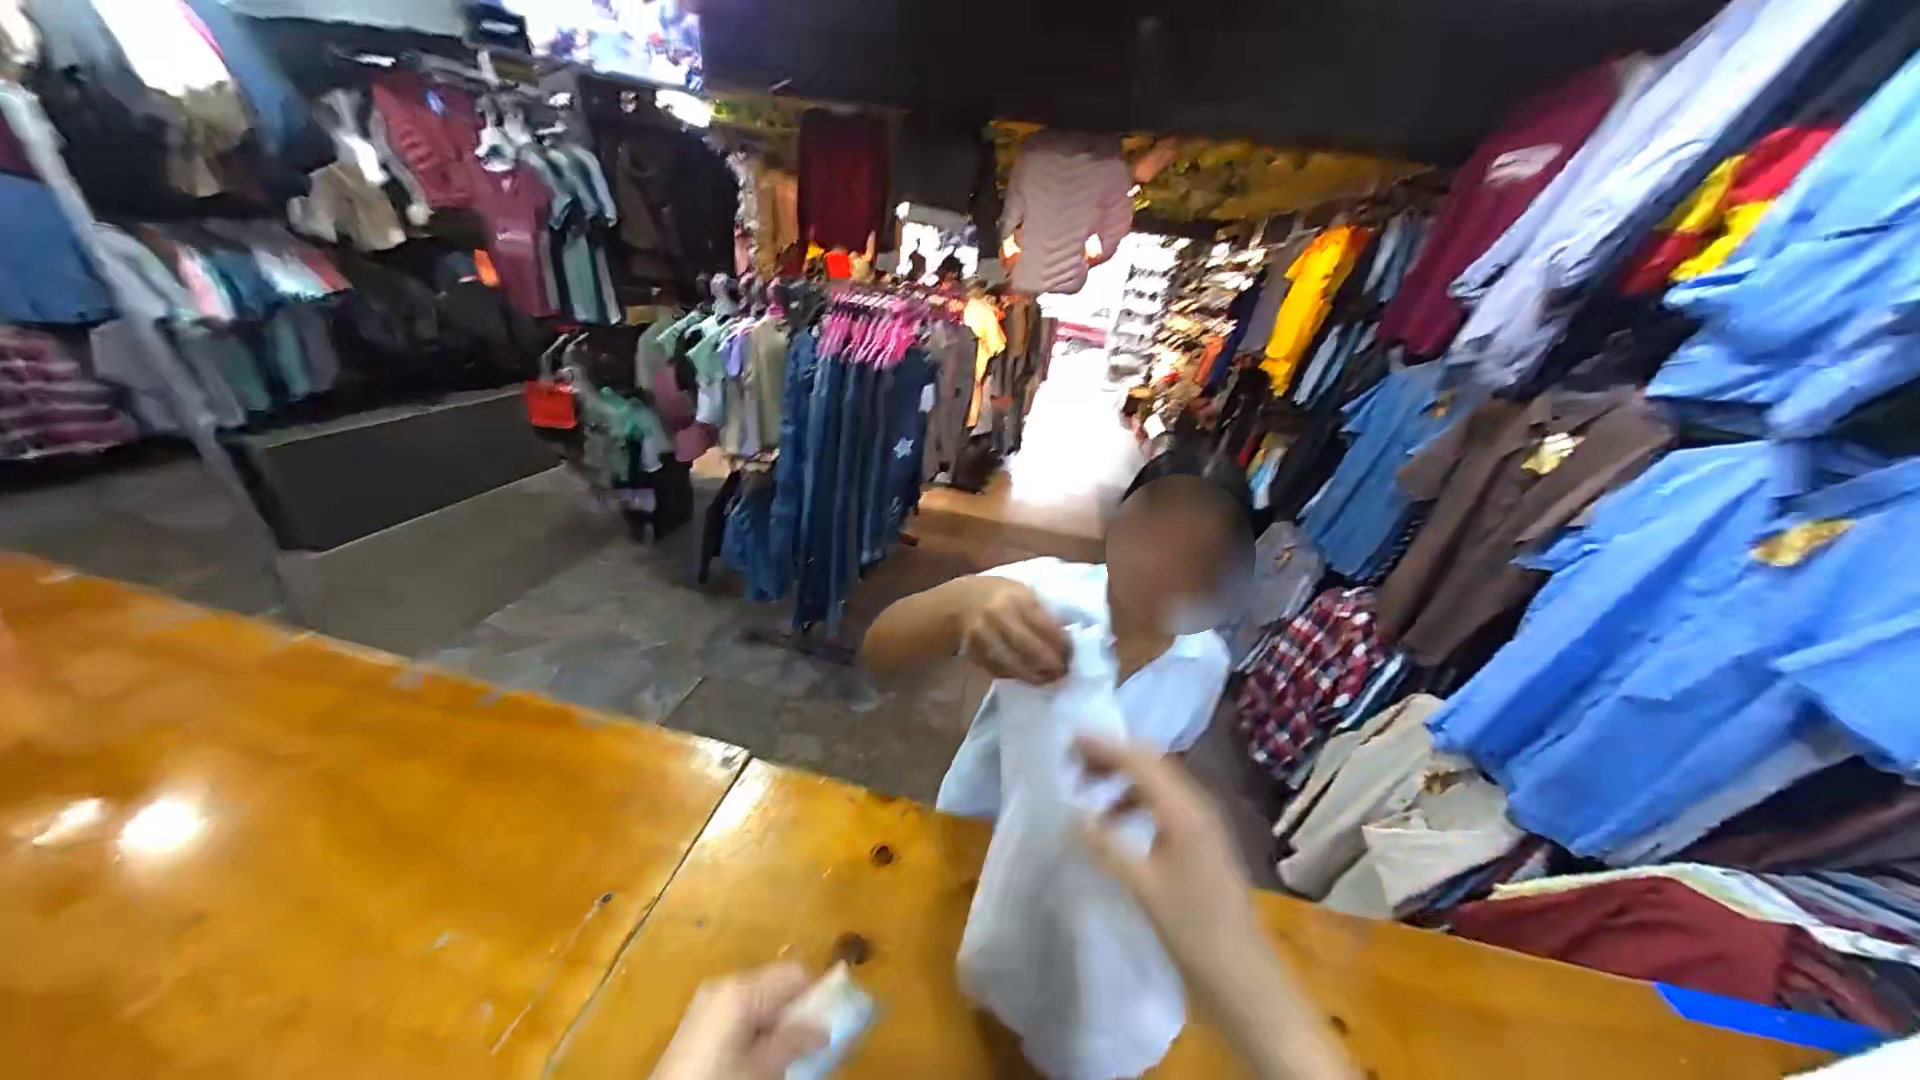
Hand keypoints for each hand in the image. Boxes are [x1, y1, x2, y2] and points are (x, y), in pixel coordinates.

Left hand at [649, 963, 826, 1079]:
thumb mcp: (762, 1071)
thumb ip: (795, 1042)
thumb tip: (826, 1026)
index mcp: (742, 989)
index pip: (796, 973)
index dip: (818, 994)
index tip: (833, 1020)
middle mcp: (725, 984)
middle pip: (778, 983)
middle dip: (797, 1010)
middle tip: (809, 1044)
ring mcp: (709, 1001)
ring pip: (761, 998)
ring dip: (777, 1022)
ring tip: (783, 1058)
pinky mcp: (699, 1021)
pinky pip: (741, 1012)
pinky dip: (757, 1028)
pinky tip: (756, 1060)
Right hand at [958, 577, 1070, 683]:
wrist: (961, 600)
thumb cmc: (1001, 595)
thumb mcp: (1023, 591)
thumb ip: (1041, 611)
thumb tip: (1066, 637)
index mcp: (1015, 598)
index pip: (1043, 624)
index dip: (1060, 642)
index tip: (1071, 652)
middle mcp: (997, 616)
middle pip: (1027, 646)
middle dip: (1048, 662)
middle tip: (1063, 671)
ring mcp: (982, 636)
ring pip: (1011, 663)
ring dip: (1033, 675)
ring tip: (1049, 679)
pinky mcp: (973, 652)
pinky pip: (997, 670)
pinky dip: (1015, 676)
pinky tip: (1028, 677)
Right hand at [1073, 735, 1259, 976]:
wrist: (1244, 977)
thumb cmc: (1194, 931)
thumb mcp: (1143, 887)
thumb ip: (1106, 846)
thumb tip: (1072, 815)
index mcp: (1184, 811)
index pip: (1140, 761)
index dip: (1104, 747)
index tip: (1070, 742)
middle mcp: (1196, 805)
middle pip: (1150, 763)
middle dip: (1111, 756)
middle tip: (1074, 762)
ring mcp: (1201, 821)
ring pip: (1156, 781)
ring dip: (1121, 777)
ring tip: (1087, 790)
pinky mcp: (1200, 838)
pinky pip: (1162, 802)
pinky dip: (1133, 799)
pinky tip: (1114, 821)